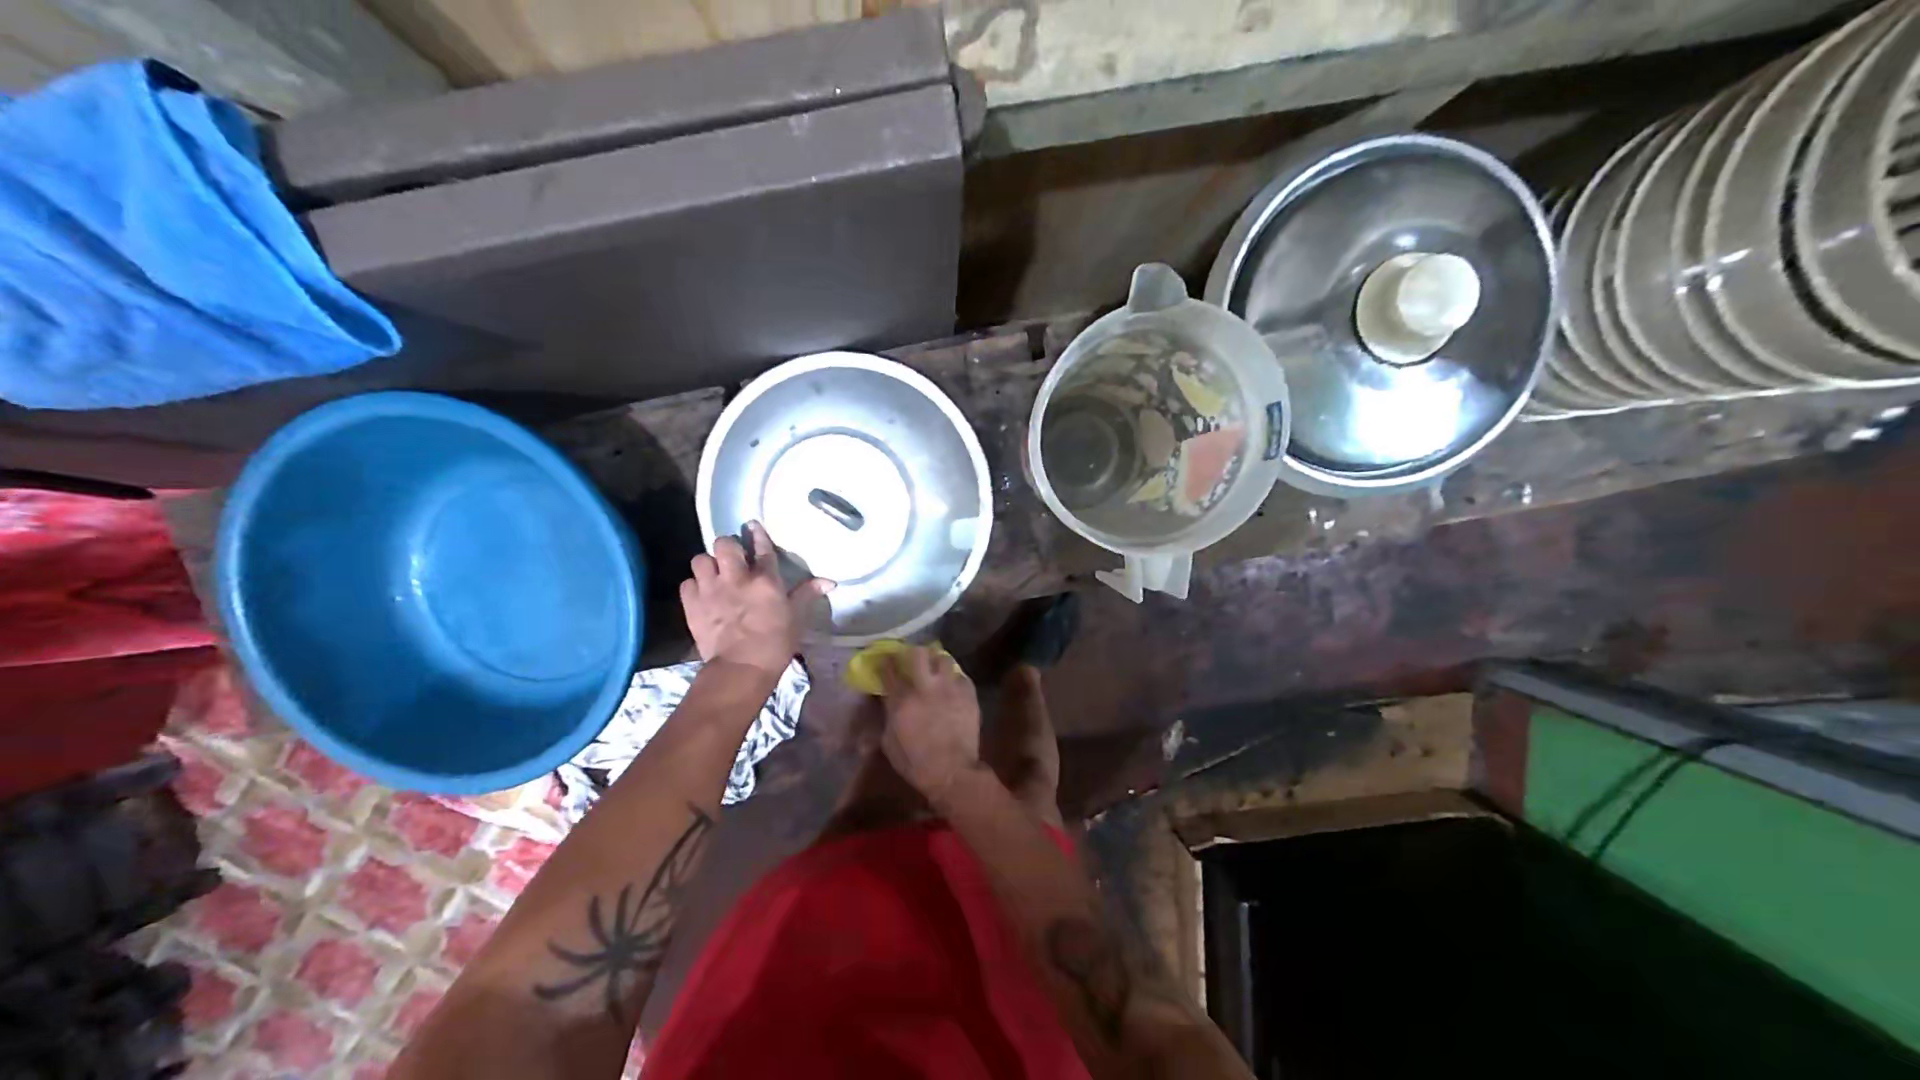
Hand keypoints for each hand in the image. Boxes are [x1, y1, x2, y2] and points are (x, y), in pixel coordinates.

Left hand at [680, 521, 831, 676]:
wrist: (741, 667)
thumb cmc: (776, 643)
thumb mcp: (797, 617)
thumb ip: (808, 594)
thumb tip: (830, 581)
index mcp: (765, 579)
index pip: (762, 547)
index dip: (757, 533)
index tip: (752, 525)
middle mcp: (736, 577)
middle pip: (725, 544)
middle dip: (728, 546)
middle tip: (732, 558)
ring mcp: (711, 589)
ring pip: (700, 559)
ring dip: (707, 564)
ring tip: (713, 574)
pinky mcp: (692, 604)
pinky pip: (687, 583)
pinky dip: (694, 585)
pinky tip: (701, 594)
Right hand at [877, 647, 982, 804]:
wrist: (952, 772)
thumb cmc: (915, 762)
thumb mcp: (889, 741)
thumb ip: (887, 715)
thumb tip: (886, 699)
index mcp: (902, 700)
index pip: (890, 670)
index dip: (886, 661)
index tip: (886, 660)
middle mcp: (925, 688)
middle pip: (918, 653)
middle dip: (913, 653)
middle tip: (913, 660)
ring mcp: (949, 689)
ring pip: (943, 658)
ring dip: (937, 662)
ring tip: (935, 670)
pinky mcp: (968, 695)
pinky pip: (961, 676)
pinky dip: (955, 679)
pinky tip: (952, 688)